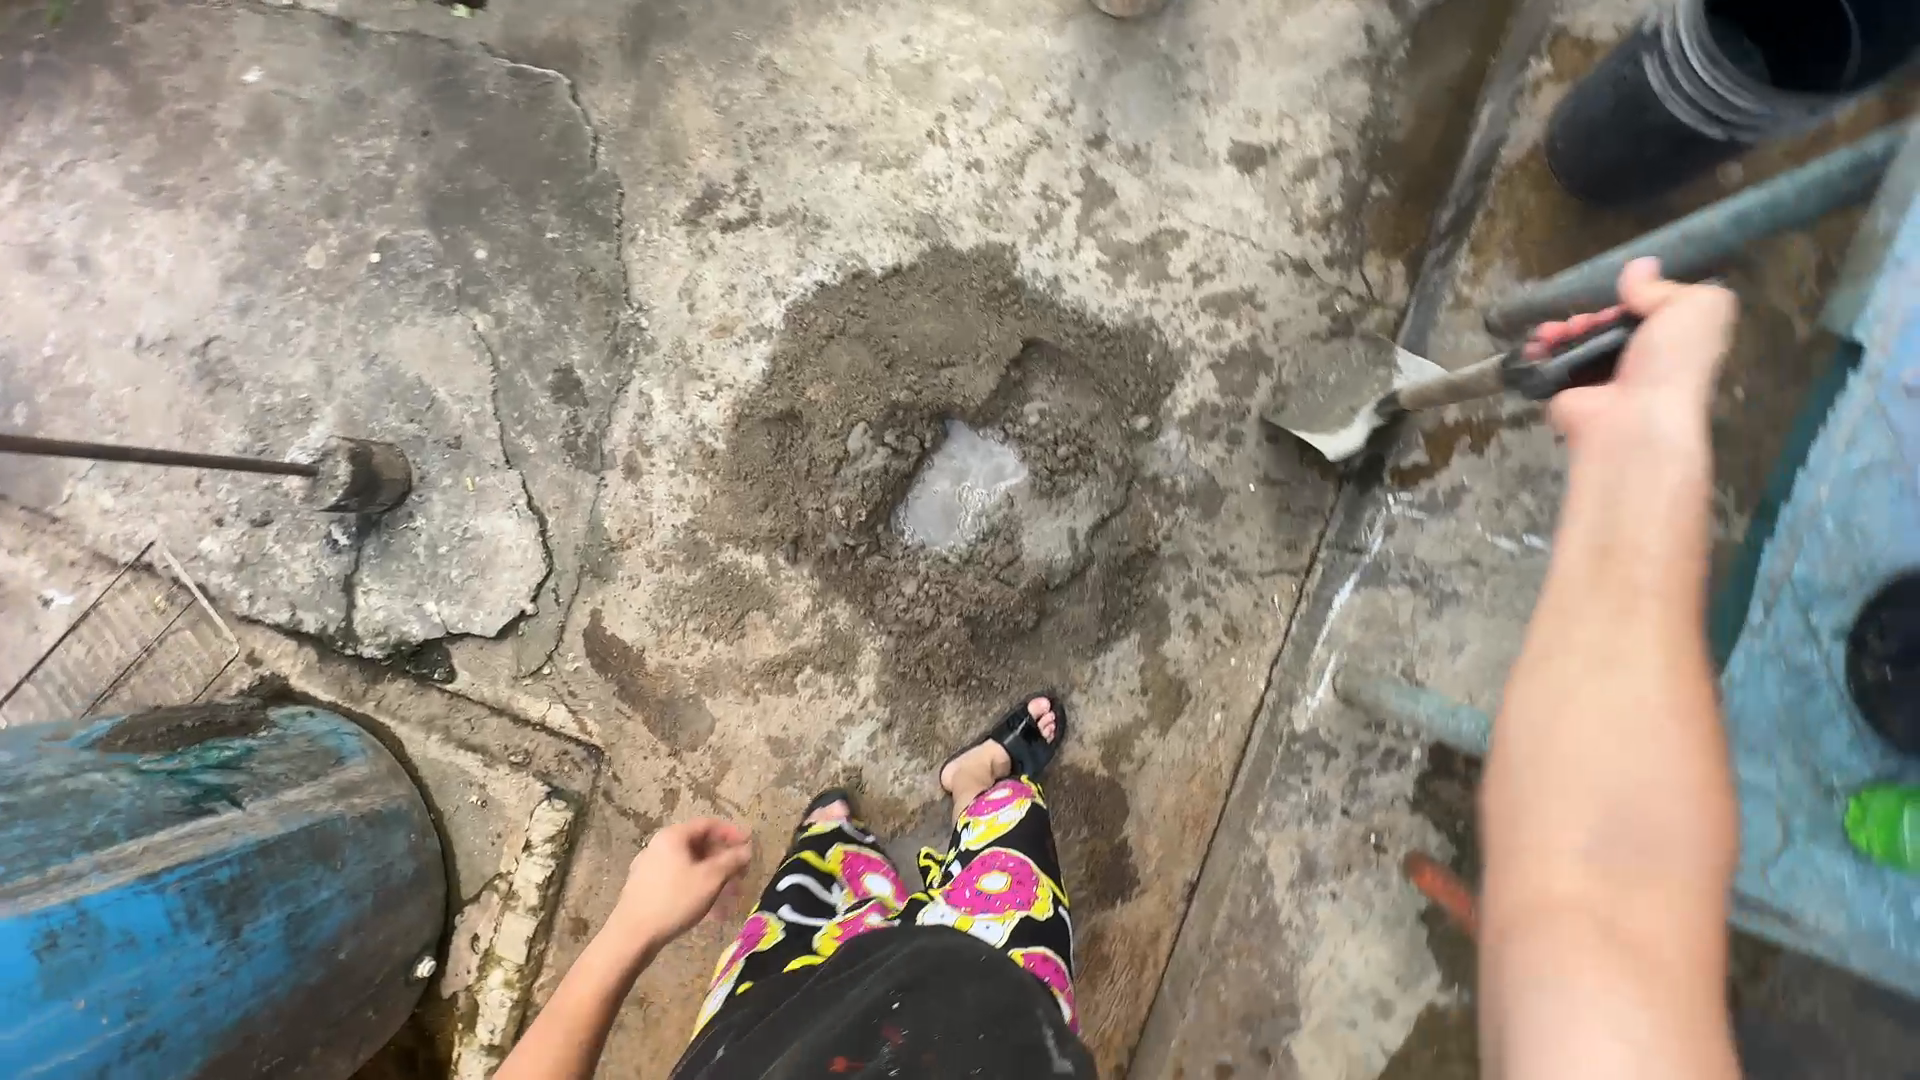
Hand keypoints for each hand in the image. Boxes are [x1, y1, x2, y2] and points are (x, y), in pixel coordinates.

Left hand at [607, 818, 752, 947]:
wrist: (630, 938)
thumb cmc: (674, 900)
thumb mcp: (711, 879)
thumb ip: (732, 861)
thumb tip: (746, 850)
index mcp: (673, 836)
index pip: (709, 824)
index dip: (732, 833)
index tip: (748, 845)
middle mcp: (659, 847)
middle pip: (699, 846)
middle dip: (724, 862)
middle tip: (741, 876)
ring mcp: (649, 869)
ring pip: (690, 867)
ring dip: (713, 879)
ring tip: (729, 900)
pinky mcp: (644, 890)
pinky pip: (678, 881)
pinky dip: (696, 889)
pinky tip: (709, 911)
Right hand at [1526, 257, 1736, 448]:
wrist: (1632, 416)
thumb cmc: (1671, 359)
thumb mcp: (1694, 306)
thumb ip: (1665, 286)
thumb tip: (1639, 266)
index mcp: (1674, 339)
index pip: (1648, 311)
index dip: (1632, 298)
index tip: (1622, 299)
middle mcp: (1639, 359)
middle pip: (1606, 324)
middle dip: (1590, 314)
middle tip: (1584, 322)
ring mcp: (1599, 378)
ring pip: (1574, 342)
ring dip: (1559, 330)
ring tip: (1551, 333)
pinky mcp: (1565, 392)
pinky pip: (1549, 365)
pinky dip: (1538, 352)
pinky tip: (1536, 346)